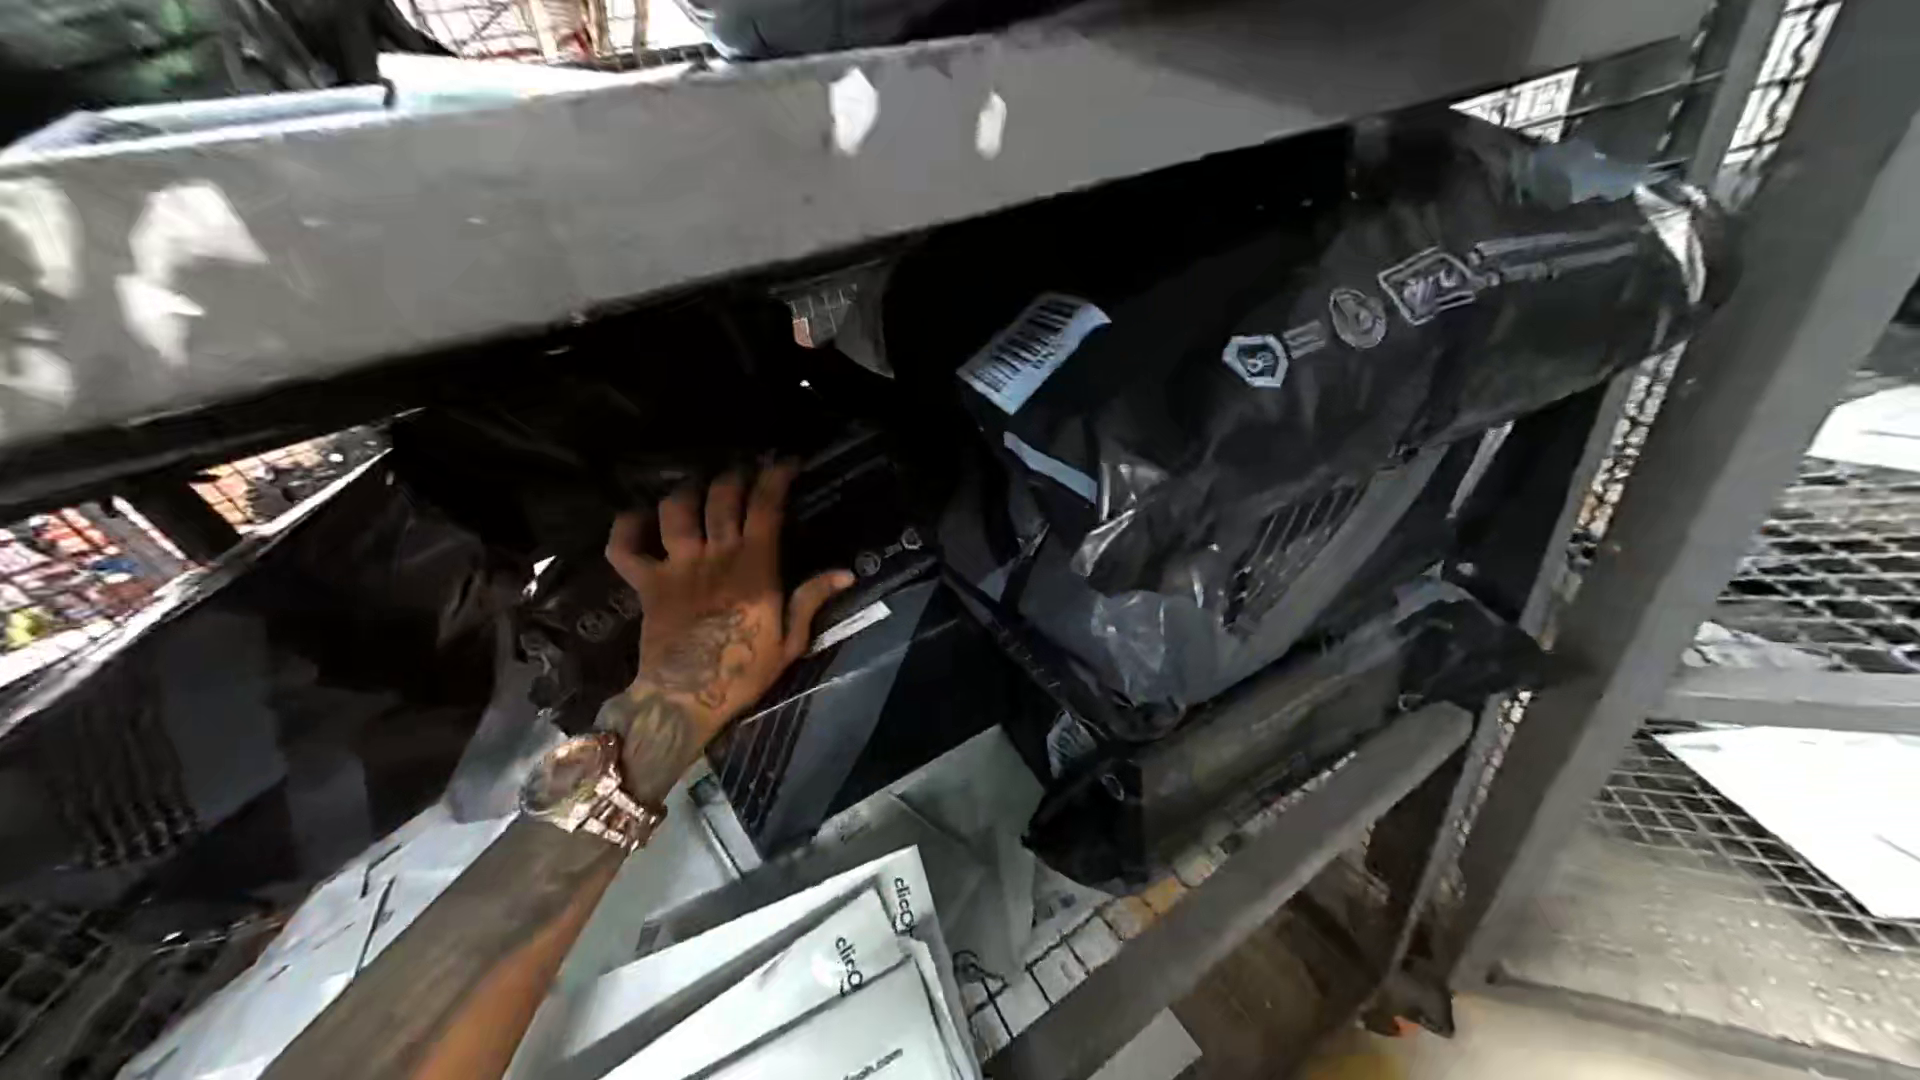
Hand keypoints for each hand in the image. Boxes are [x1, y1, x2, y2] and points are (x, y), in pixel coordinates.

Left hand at [601, 463, 854, 785]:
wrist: (686, 700)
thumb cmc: (744, 671)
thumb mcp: (790, 640)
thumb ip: (812, 600)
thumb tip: (846, 572)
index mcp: (754, 568)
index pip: (766, 507)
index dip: (776, 477)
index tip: (787, 463)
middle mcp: (714, 556)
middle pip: (721, 496)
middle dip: (735, 475)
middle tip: (745, 473)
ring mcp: (676, 566)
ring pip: (675, 509)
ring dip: (687, 490)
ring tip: (698, 488)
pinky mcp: (645, 583)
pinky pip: (623, 547)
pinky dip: (626, 527)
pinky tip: (638, 518)